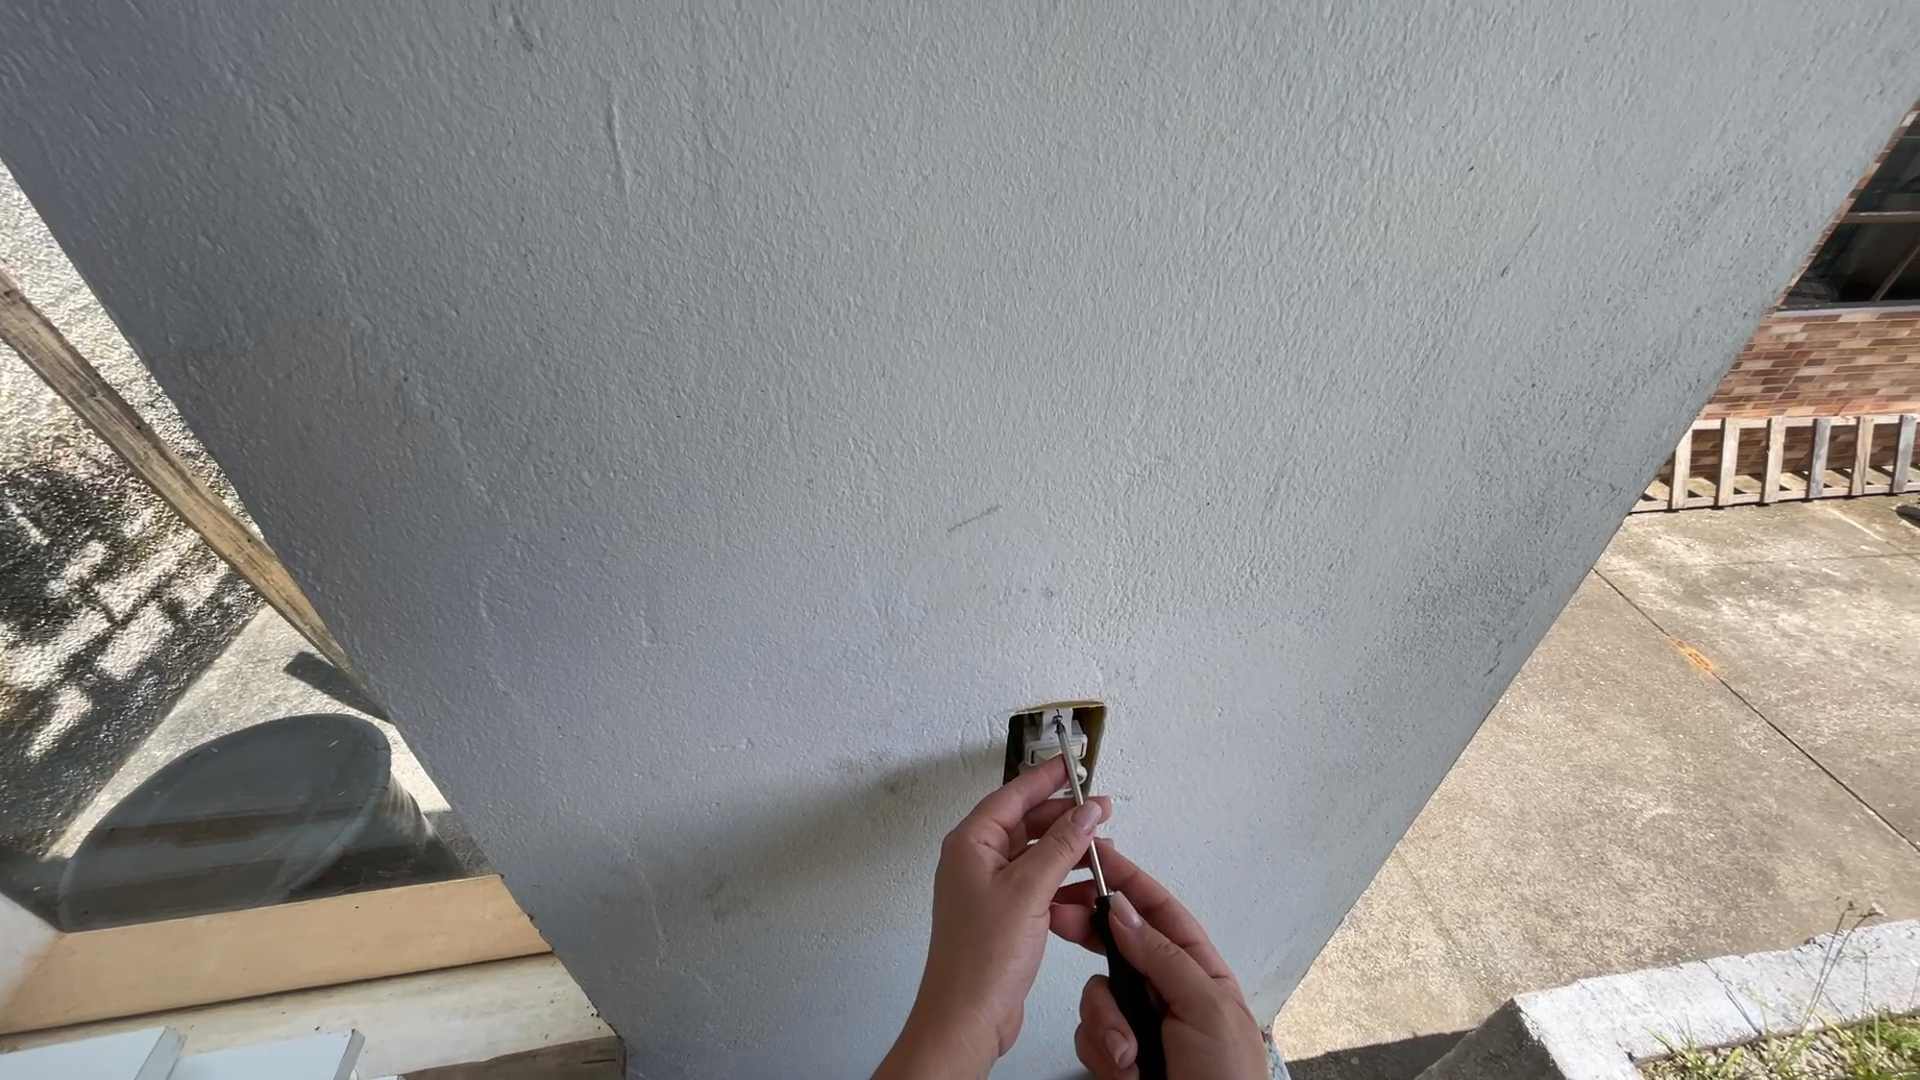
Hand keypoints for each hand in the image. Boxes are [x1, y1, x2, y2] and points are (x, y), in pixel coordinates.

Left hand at [873, 756, 1110, 1079]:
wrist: (967, 1018)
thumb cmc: (981, 957)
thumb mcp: (1029, 890)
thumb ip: (1062, 846)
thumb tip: (1087, 811)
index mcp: (972, 842)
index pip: (1013, 794)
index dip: (1045, 777)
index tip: (1072, 764)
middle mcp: (978, 859)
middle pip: (1027, 823)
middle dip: (1065, 818)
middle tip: (1101, 811)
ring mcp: (991, 887)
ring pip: (1037, 855)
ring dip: (1069, 853)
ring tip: (1104, 850)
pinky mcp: (1005, 913)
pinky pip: (1039, 884)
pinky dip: (1064, 885)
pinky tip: (1090, 890)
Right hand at [1050, 843, 1268, 1079]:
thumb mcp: (1207, 1010)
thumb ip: (1162, 955)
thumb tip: (1122, 908)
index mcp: (1196, 968)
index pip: (1156, 909)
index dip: (1126, 879)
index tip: (1094, 855)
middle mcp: (1164, 988)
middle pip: (1116, 940)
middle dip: (1088, 931)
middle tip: (1060, 917)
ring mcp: (1138, 1020)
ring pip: (1096, 989)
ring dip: (1106, 1020)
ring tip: (1129, 1053)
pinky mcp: (1116, 1052)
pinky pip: (1088, 1030)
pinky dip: (1101, 1049)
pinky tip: (1125, 1070)